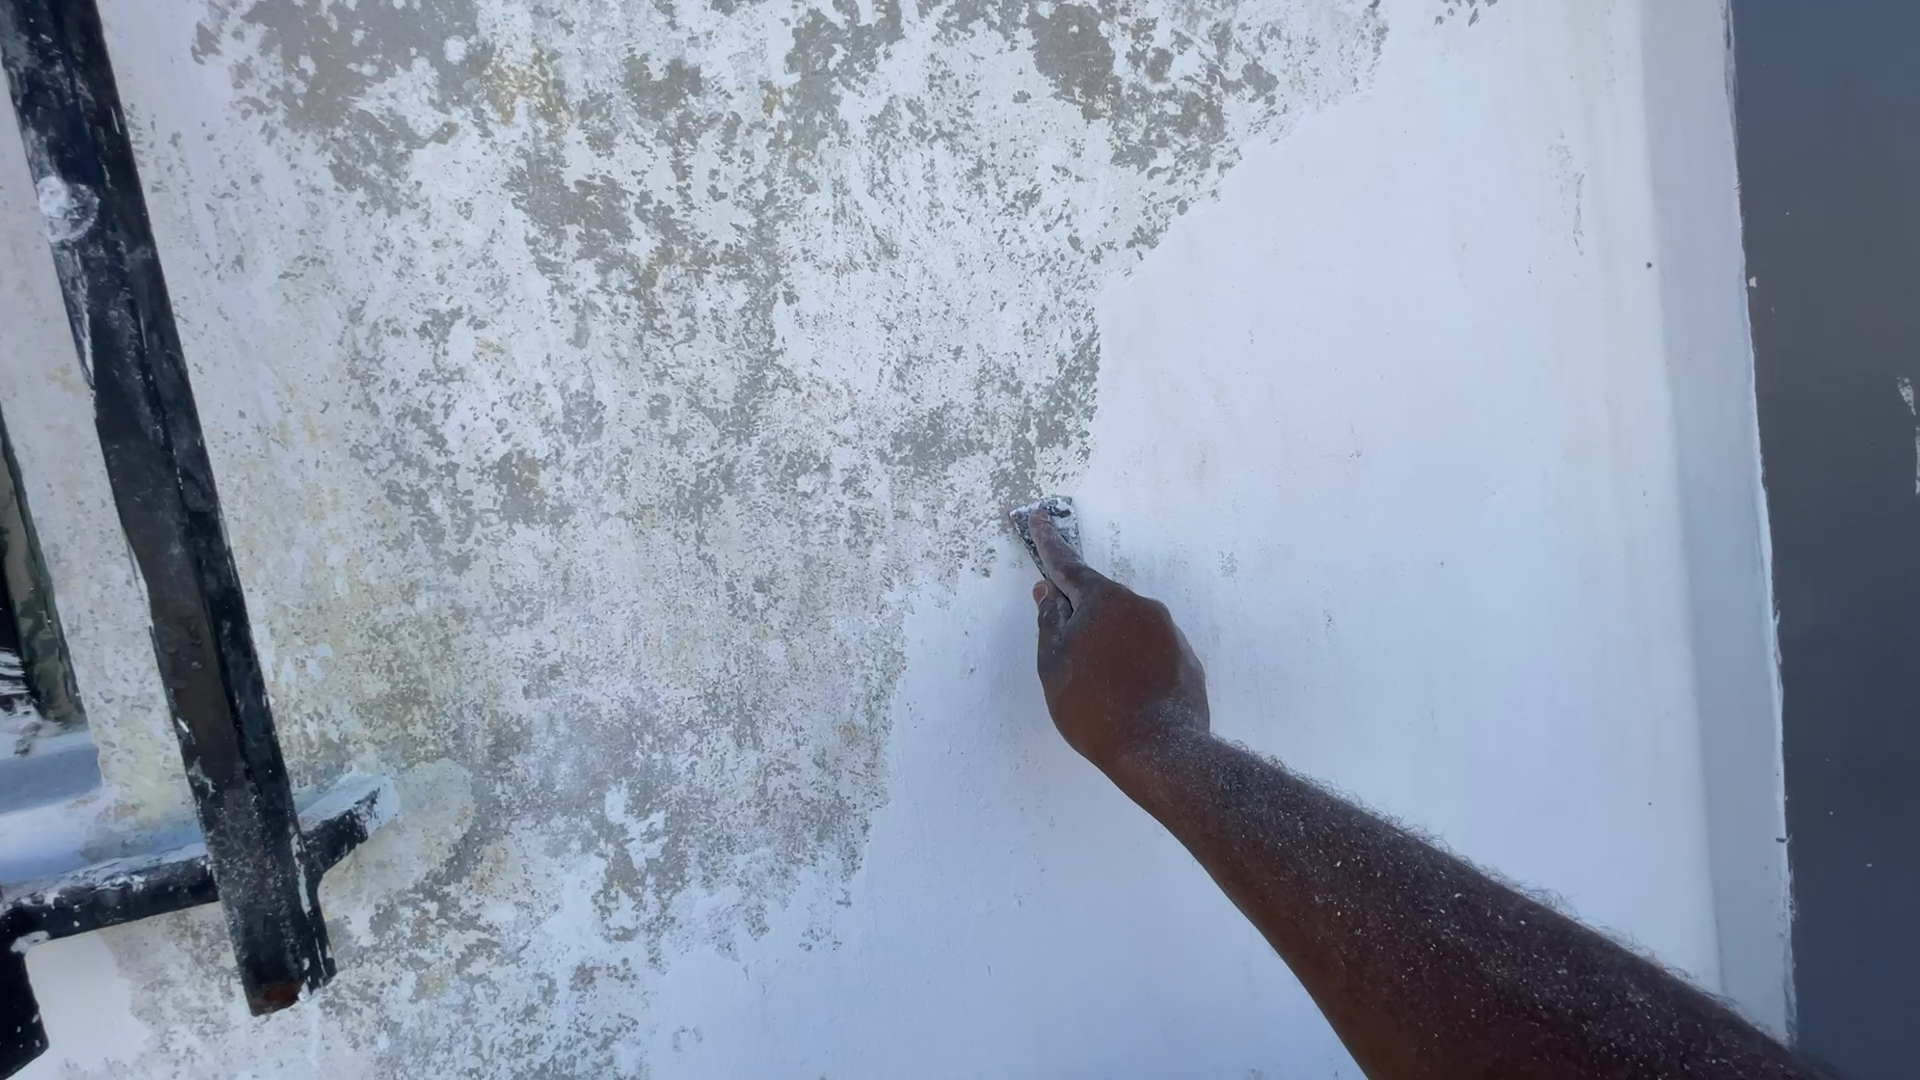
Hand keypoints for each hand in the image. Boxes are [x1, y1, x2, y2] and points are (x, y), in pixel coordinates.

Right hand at [1029, 511, 1210, 778]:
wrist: (1158, 751)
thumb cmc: (1092, 704)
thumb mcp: (1053, 662)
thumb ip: (1050, 621)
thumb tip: (1050, 592)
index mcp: (1105, 600)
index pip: (1069, 566)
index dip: (1050, 543)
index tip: (1040, 516)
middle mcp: (1142, 606)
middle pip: (1100, 602)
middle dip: (1079, 617)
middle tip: (1065, 654)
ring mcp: (1169, 632)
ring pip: (1126, 629)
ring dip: (1107, 646)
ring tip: (1097, 691)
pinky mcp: (1187, 660)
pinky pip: (1149, 652)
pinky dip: (1132, 664)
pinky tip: (1125, 698)